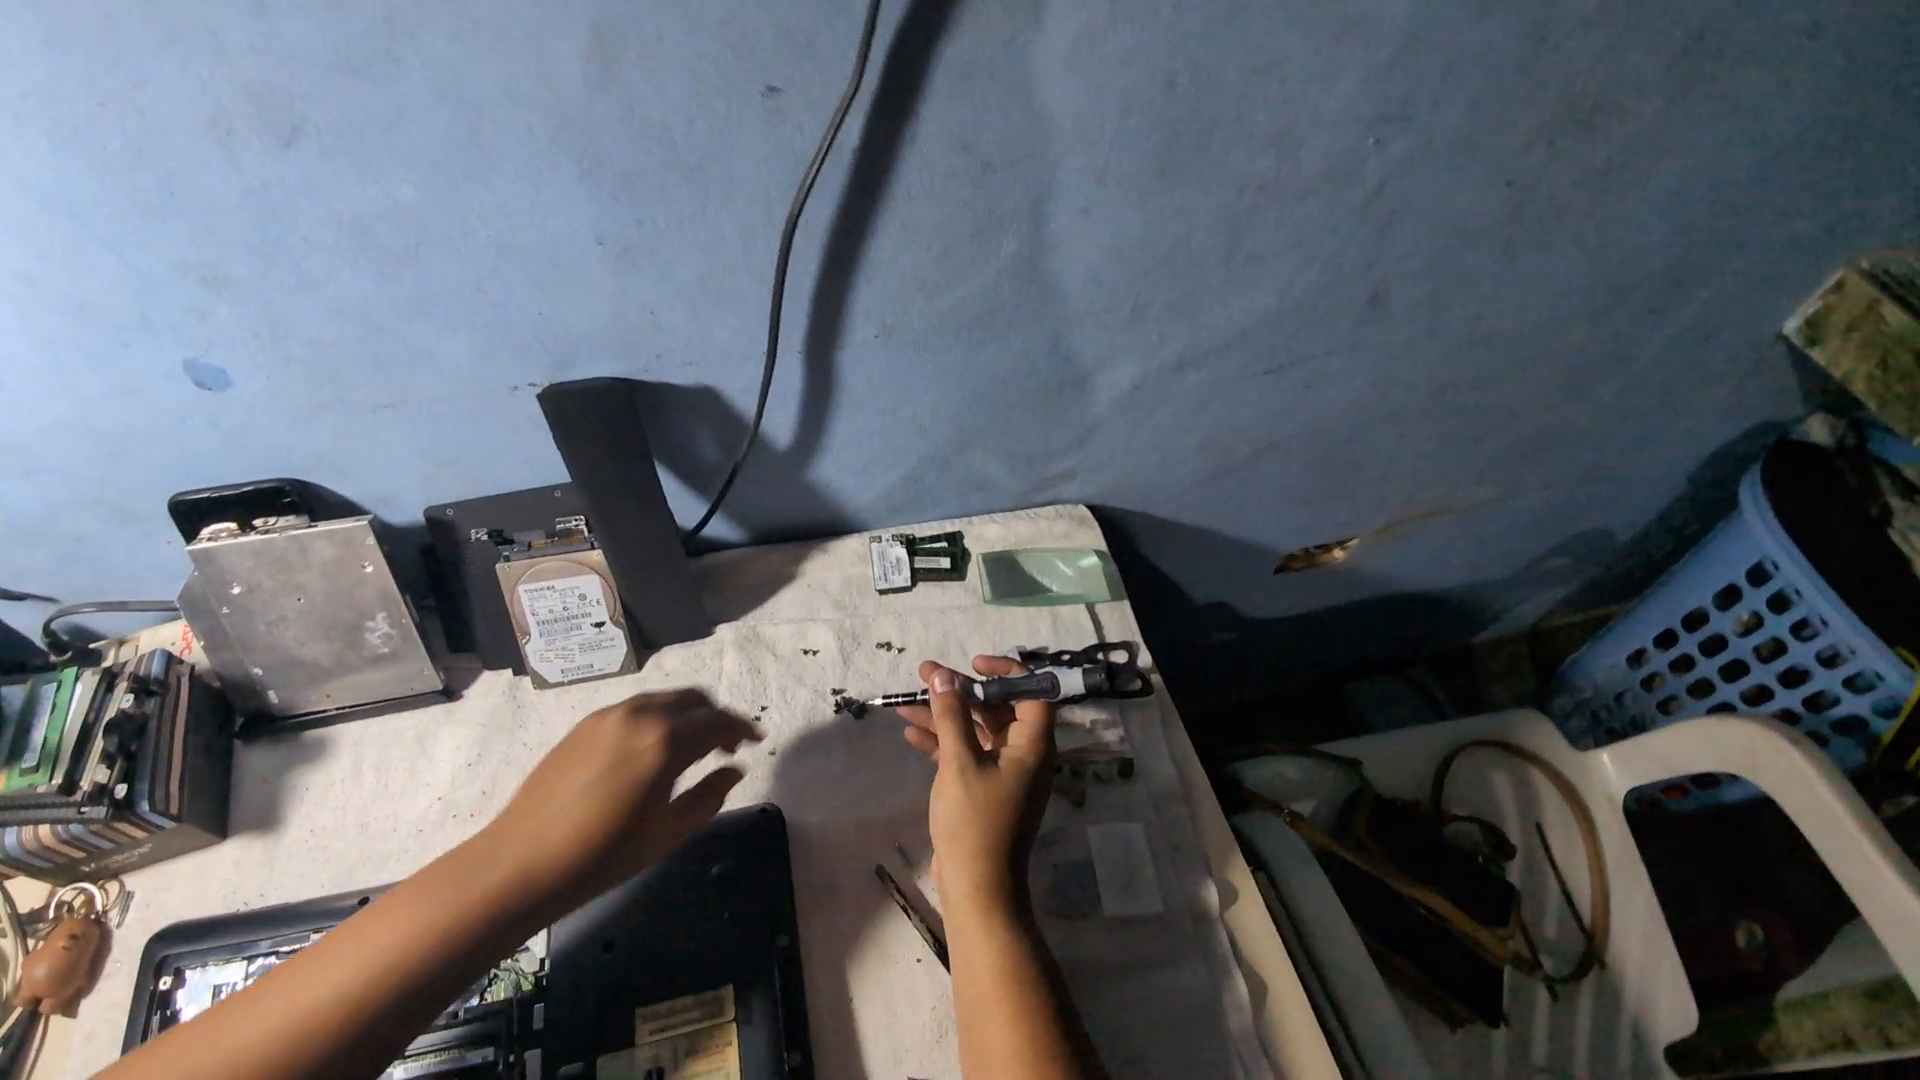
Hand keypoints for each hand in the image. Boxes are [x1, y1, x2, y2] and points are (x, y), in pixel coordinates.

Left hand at [481, 689, 760, 914]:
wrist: (520, 862)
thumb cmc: (602, 856)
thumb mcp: (668, 833)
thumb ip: (709, 795)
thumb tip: (734, 769)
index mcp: (665, 742)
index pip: (718, 722)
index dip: (742, 729)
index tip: (757, 741)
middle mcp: (640, 716)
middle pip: (694, 699)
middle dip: (717, 716)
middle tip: (729, 744)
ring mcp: (609, 716)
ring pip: (664, 699)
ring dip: (688, 713)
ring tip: (695, 744)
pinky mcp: (586, 724)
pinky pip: (637, 707)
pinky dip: (660, 716)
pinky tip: (656, 746)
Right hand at [898, 657, 1055, 911]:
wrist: (977, 888)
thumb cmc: (975, 821)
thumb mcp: (960, 762)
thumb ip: (951, 715)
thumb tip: (943, 675)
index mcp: (1033, 745)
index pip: (1032, 692)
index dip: (1006, 671)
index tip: (974, 664)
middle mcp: (1024, 755)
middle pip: (997, 710)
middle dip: (961, 693)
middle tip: (926, 675)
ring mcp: (1004, 774)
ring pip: (976, 732)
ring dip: (944, 717)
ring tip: (906, 703)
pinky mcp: (984, 790)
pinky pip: (966, 755)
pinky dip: (942, 743)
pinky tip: (911, 734)